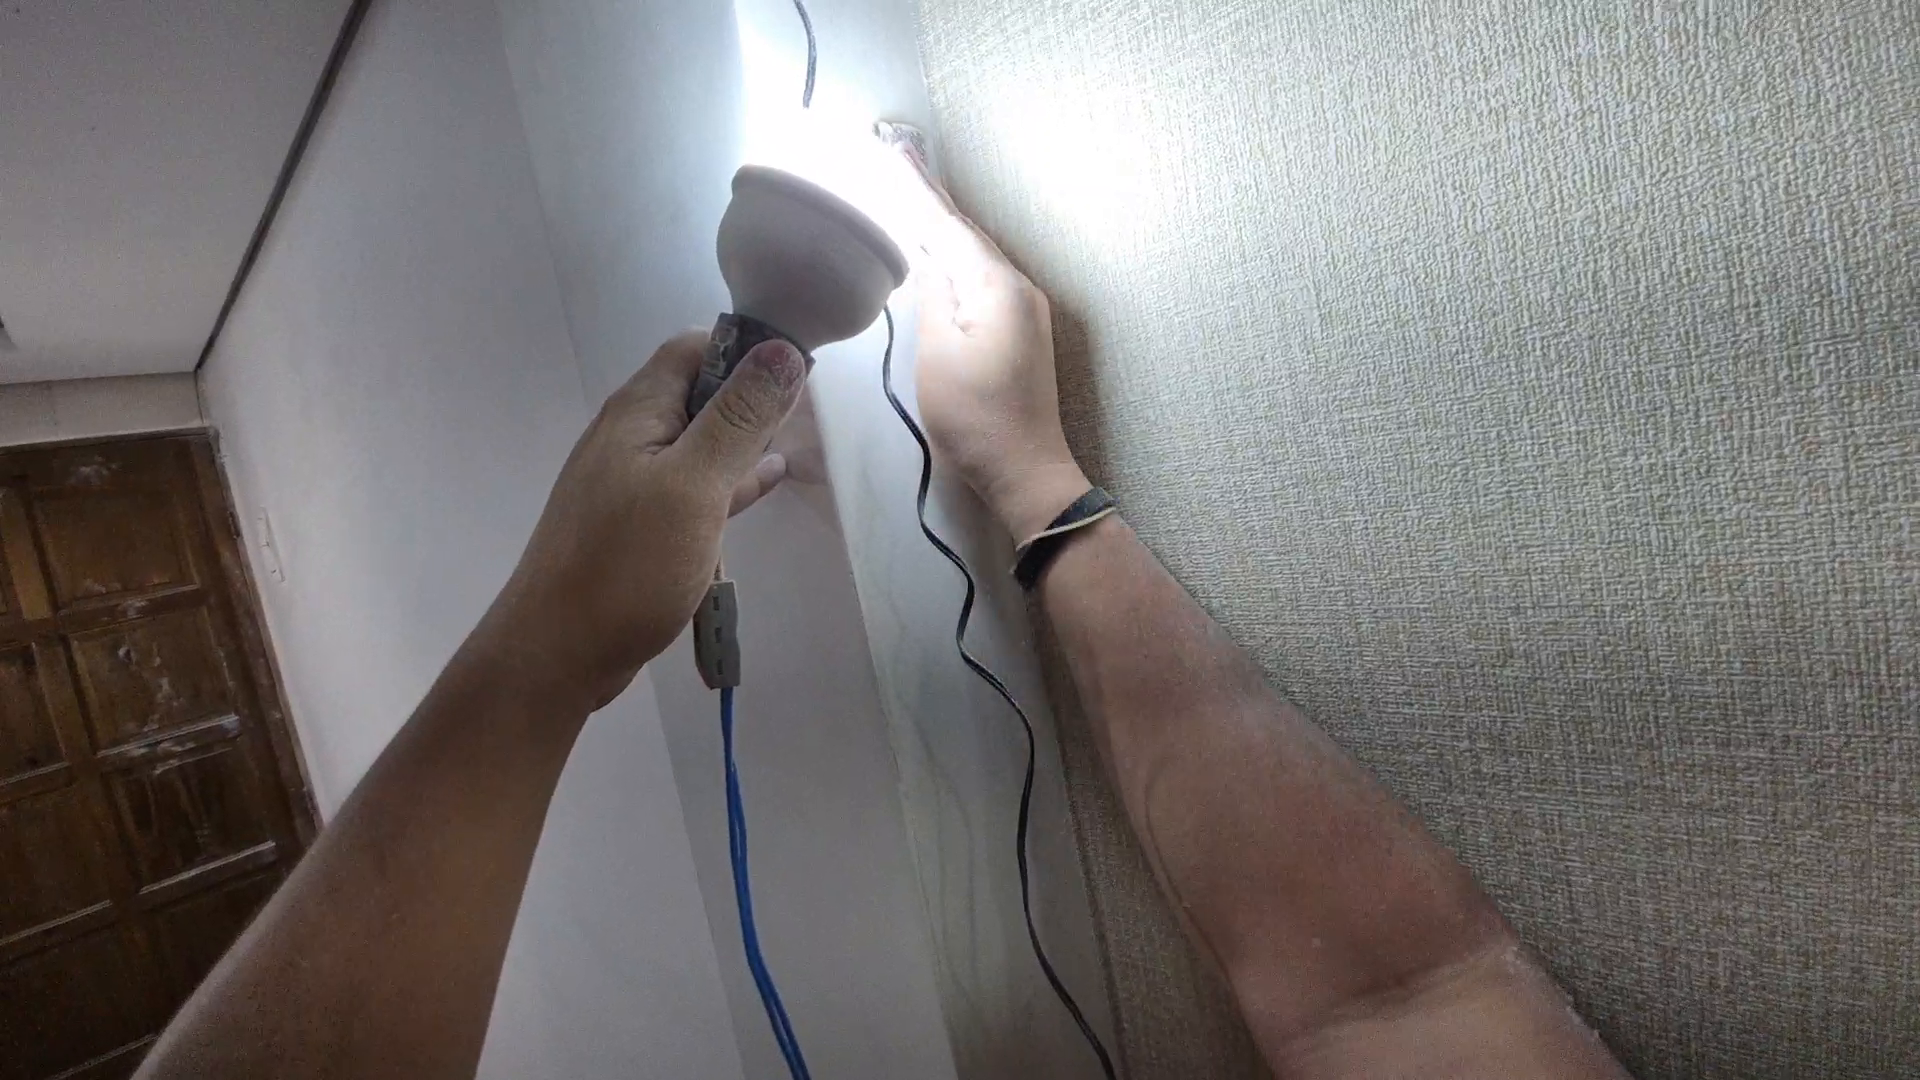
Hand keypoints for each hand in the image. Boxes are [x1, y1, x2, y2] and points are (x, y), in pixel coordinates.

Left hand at [477, 331, 804, 709]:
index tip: (801, 367)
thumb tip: (782, 351)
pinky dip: (734, 477)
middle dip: (753, 392)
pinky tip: (766, 479)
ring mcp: (639, 481)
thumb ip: (738, 420)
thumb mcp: (693, 485)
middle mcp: (635, 436)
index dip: (747, 347)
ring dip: (747, 436)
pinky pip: (700, 483)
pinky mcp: (648, 521)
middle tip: (809, 406)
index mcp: (639, 412)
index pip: (695, 347)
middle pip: (701, 392)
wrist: (560, 653)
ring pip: (704, 440)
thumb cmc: (627, 565)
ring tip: (798, 435)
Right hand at [896, 150, 1090, 541]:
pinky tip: (939, 261)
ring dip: (943, 234)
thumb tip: (929, 259)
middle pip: (967, 238)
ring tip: (910, 202)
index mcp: (997, 287)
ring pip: (976, 261)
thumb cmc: (975, 417)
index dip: (917, 192)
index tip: (892, 152)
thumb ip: (933, 296)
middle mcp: (1019, 289)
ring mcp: (1025, 313)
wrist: (1024, 471)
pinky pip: (982, 286)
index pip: (949, 227)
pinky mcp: (1021, 336)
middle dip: (930, 204)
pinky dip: (957, 267)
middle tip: (896, 166)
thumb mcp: (939, 353)